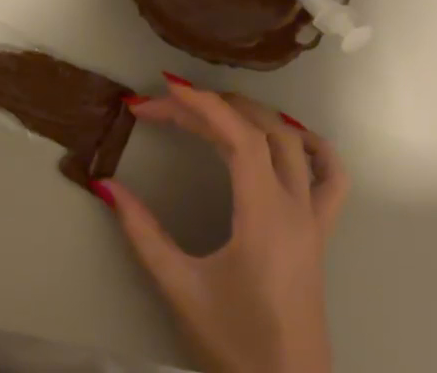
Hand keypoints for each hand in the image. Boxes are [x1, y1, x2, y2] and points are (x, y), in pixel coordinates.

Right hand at [94, 82, 349, 372]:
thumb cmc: (235, 342)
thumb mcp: (180, 286)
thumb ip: (142, 232)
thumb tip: (105, 185)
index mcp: (265, 217)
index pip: (239, 138)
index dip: (199, 106)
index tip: (157, 94)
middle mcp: (297, 209)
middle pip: (262, 132)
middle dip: (210, 107)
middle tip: (162, 106)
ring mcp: (315, 221)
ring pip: (297, 144)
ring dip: (253, 115)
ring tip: (211, 108)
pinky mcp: (319, 235)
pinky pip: (331, 177)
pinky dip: (310, 145)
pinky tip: (283, 134)